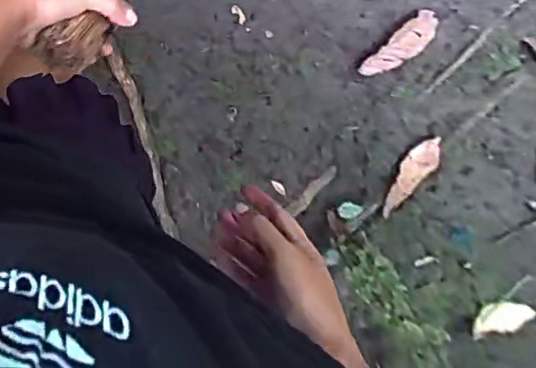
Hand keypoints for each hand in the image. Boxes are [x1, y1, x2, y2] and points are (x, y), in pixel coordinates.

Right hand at [214, 184, 365, 367]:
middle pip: (263, 236)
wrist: (318, 346)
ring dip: (235, 243)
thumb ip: (265, 230)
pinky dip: (233, 267)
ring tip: (216, 235)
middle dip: (242, 223)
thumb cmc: (306, 293)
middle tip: (221, 214)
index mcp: (300, 247)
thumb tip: (244, 211)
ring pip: (253, 257)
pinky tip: (220, 259)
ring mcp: (279, 283)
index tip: (242, 188)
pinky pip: (247, 278)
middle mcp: (290, 262)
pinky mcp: (268, 303)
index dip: (261, 201)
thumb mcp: (287, 254)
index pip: (279, 216)